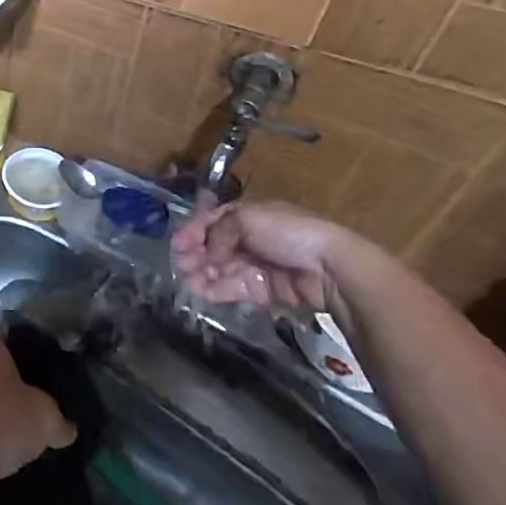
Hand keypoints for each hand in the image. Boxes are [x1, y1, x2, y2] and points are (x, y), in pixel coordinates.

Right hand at [171, 200, 362, 309]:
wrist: (328, 266)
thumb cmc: (285, 231)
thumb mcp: (246, 219)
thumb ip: (219, 233)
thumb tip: (207, 253)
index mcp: (247, 213)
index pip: (213, 220)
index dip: (194, 231)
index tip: (177, 245)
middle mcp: (251, 236)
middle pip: (216, 245)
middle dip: (196, 254)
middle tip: (178, 266)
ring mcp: (259, 263)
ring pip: (224, 267)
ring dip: (203, 273)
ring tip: (186, 281)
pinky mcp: (266, 289)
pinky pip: (237, 287)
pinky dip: (218, 288)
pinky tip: (201, 291)